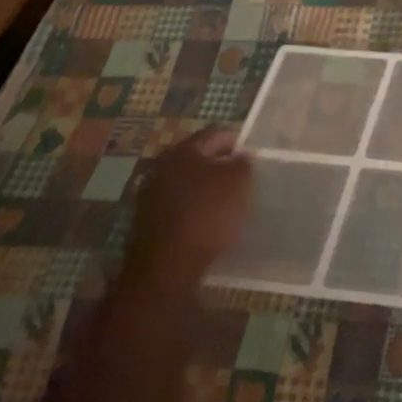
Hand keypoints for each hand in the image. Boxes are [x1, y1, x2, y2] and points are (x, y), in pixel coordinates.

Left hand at [127, 127, 250, 286]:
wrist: (166, 268)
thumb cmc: (207, 215)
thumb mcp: (238, 183)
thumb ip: (242, 163)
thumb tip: (239, 157)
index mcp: (183, 150)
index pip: (216, 133)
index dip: (238, 141)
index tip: (253, 158)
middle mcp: (161, 167)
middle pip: (198, 158)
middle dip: (220, 166)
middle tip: (242, 180)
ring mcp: (149, 196)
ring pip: (187, 183)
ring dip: (206, 189)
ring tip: (228, 204)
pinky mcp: (147, 223)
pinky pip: (178, 206)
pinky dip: (194, 209)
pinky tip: (208, 223)